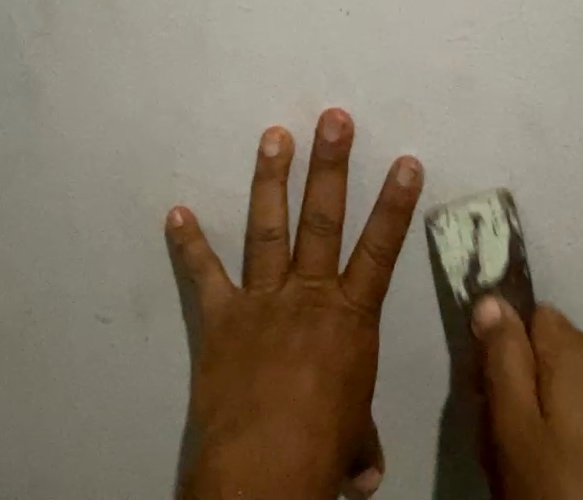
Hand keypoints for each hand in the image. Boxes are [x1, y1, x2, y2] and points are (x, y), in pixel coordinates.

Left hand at [168, 108, 423, 499]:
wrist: (263, 471)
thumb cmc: (320, 452)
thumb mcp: (353, 442)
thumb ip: (358, 437)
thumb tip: (364, 469)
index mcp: (350, 319)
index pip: (381, 250)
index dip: (395, 205)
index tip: (406, 160)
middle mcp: (308, 296)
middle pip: (322, 219)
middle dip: (330, 165)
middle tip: (334, 118)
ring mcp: (262, 302)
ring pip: (269, 229)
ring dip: (271, 180)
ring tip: (275, 134)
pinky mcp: (221, 319)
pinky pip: (205, 275)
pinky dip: (189, 244)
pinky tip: (176, 212)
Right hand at [473, 298, 582, 499]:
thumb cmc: (561, 490)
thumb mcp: (514, 426)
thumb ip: (502, 358)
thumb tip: (491, 300)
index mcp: (577, 349)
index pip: (531, 313)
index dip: (505, 345)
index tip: (490, 390)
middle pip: (551, 348)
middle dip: (524, 380)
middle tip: (506, 435)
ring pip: (571, 383)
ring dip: (547, 410)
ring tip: (532, 461)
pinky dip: (575, 431)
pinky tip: (565, 471)